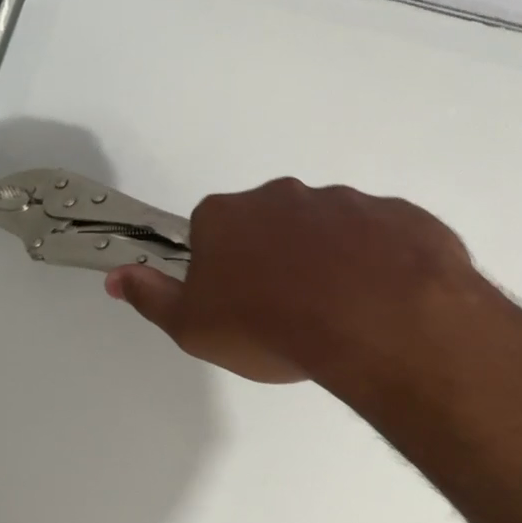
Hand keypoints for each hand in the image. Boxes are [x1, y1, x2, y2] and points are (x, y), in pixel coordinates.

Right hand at [105, 178, 487, 384]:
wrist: (381, 327)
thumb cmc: (269, 327)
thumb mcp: (192, 326)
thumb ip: (151, 297)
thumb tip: (115, 277)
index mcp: (225, 215)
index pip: (211, 232)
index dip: (220, 266)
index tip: (234, 301)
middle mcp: (281, 196)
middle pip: (269, 223)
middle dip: (276, 257)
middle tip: (287, 309)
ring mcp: (348, 202)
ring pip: (330, 230)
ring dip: (331, 260)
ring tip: (341, 312)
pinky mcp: (405, 217)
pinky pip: (385, 239)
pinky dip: (382, 264)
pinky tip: (384, 304)